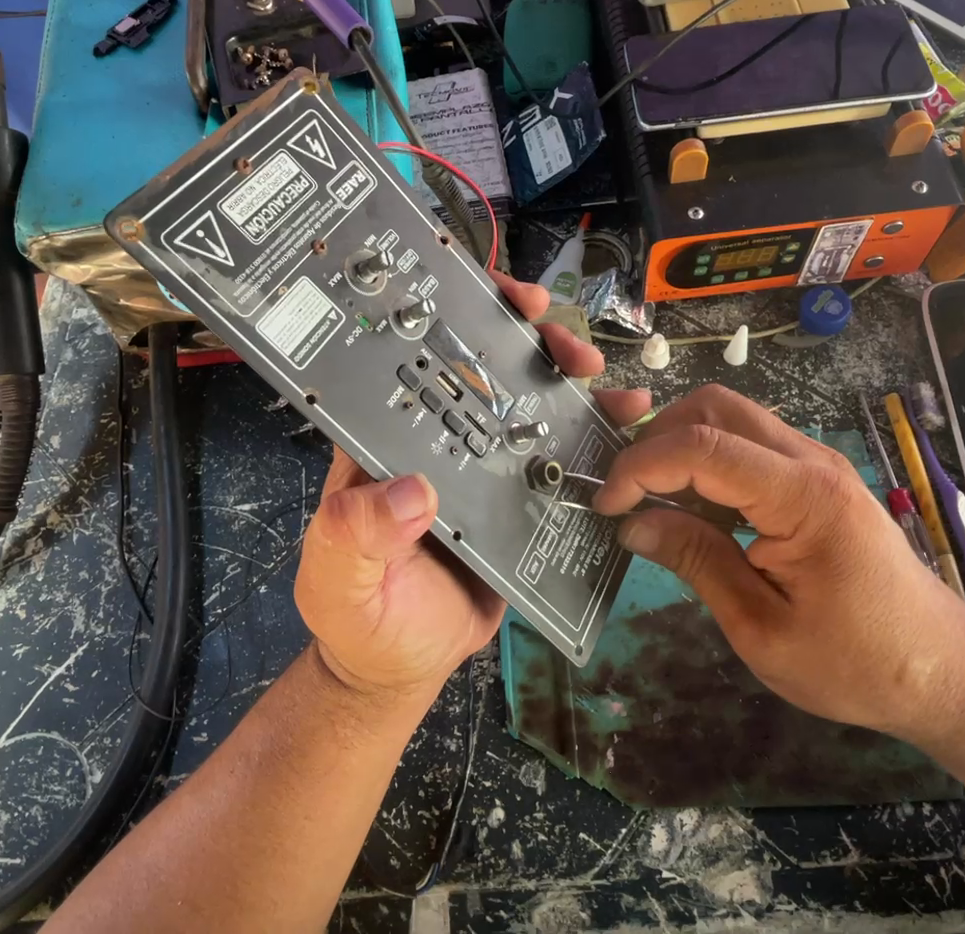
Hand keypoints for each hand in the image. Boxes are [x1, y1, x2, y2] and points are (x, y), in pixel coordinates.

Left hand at [295, 272, 651, 703]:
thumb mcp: (340, 578)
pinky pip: (556, 460)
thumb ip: (356, 533)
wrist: (406, 663)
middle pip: (482, 370)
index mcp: (384, 443)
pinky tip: (624, 421)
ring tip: (599, 373)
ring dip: (565, 377)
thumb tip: (414, 490)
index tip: (496, 300)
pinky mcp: (518, 500)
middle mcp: (434, 442)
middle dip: (525, 339)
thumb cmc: (361, 619)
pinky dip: (591, 436)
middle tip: (562, 340)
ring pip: (526, 406)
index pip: (413, 363)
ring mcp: (481, 468)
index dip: (453, 319)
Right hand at [591, 385, 964, 737]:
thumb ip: (696, 562)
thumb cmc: (856, 663)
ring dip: (682, 445)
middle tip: (628, 493)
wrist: (943, 672)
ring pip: (733, 417)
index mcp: (802, 497)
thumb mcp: (760, 628)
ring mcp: (819, 465)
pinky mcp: (819, 479)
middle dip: (658, 438)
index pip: (702, 448)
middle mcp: (812, 462)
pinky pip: (751, 445)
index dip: (640, 467)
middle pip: (716, 407)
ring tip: (655, 502)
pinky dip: (709, 461)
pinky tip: (697, 510)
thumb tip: (634, 523)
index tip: (606, 506)